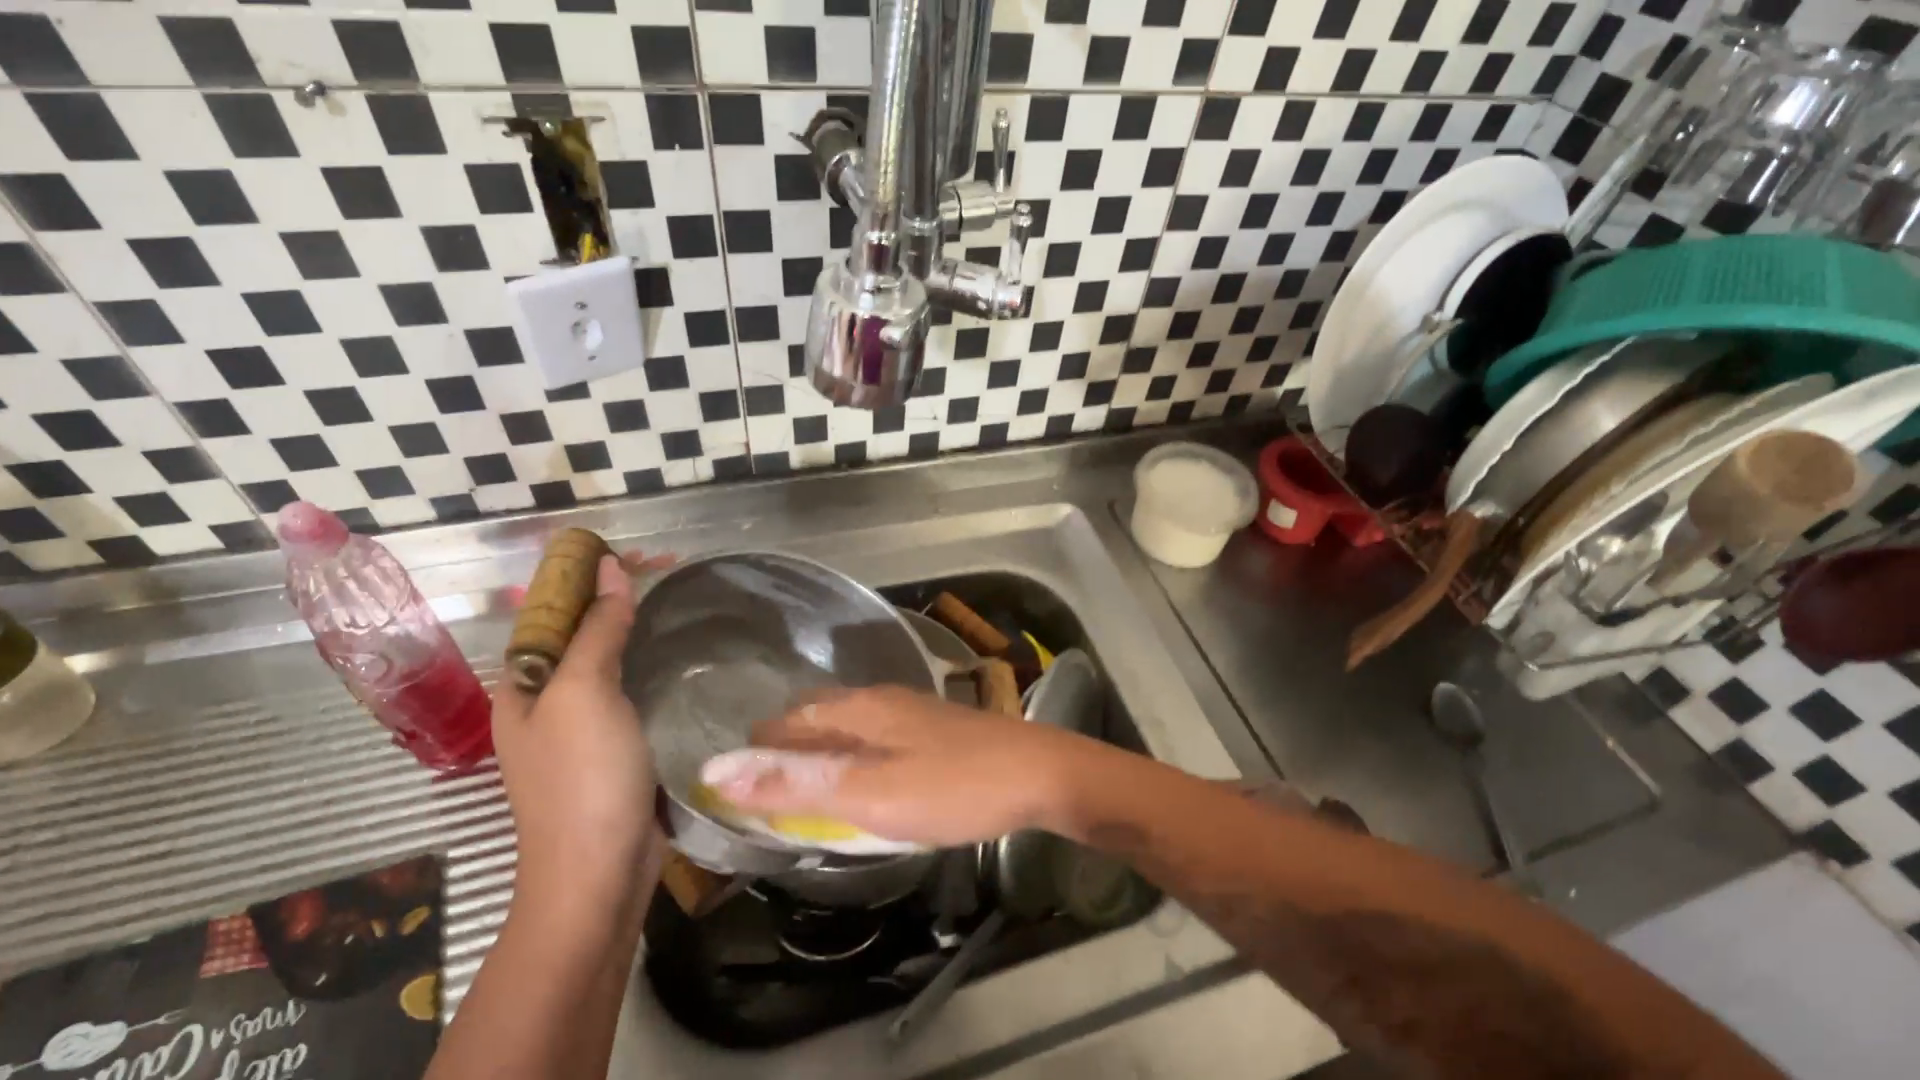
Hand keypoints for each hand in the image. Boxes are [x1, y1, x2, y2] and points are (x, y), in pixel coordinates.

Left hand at [493, 553, 660, 916]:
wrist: (597, 876)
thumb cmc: (582, 779)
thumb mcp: (584, 693)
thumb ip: (596, 631)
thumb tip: (610, 568)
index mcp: (519, 686)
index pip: (549, 613)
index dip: (586, 579)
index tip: (638, 555)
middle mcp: (540, 706)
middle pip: (575, 639)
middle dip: (613, 602)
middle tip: (669, 577)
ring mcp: (574, 736)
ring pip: (602, 670)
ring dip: (630, 637)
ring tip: (675, 610)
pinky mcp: (608, 758)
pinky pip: (622, 701)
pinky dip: (643, 675)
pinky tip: (672, 667)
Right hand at [700, 686, 1106, 846]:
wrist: (1043, 775)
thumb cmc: (953, 788)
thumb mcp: (869, 794)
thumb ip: (796, 785)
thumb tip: (718, 772)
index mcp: (857, 708)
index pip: (783, 723)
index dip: (754, 756)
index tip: (737, 795)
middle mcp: (879, 700)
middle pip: (814, 718)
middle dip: (785, 753)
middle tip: (770, 799)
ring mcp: (911, 712)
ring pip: (846, 727)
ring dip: (820, 756)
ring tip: (810, 795)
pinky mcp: (935, 730)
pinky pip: (874, 738)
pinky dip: (853, 760)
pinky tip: (866, 785)